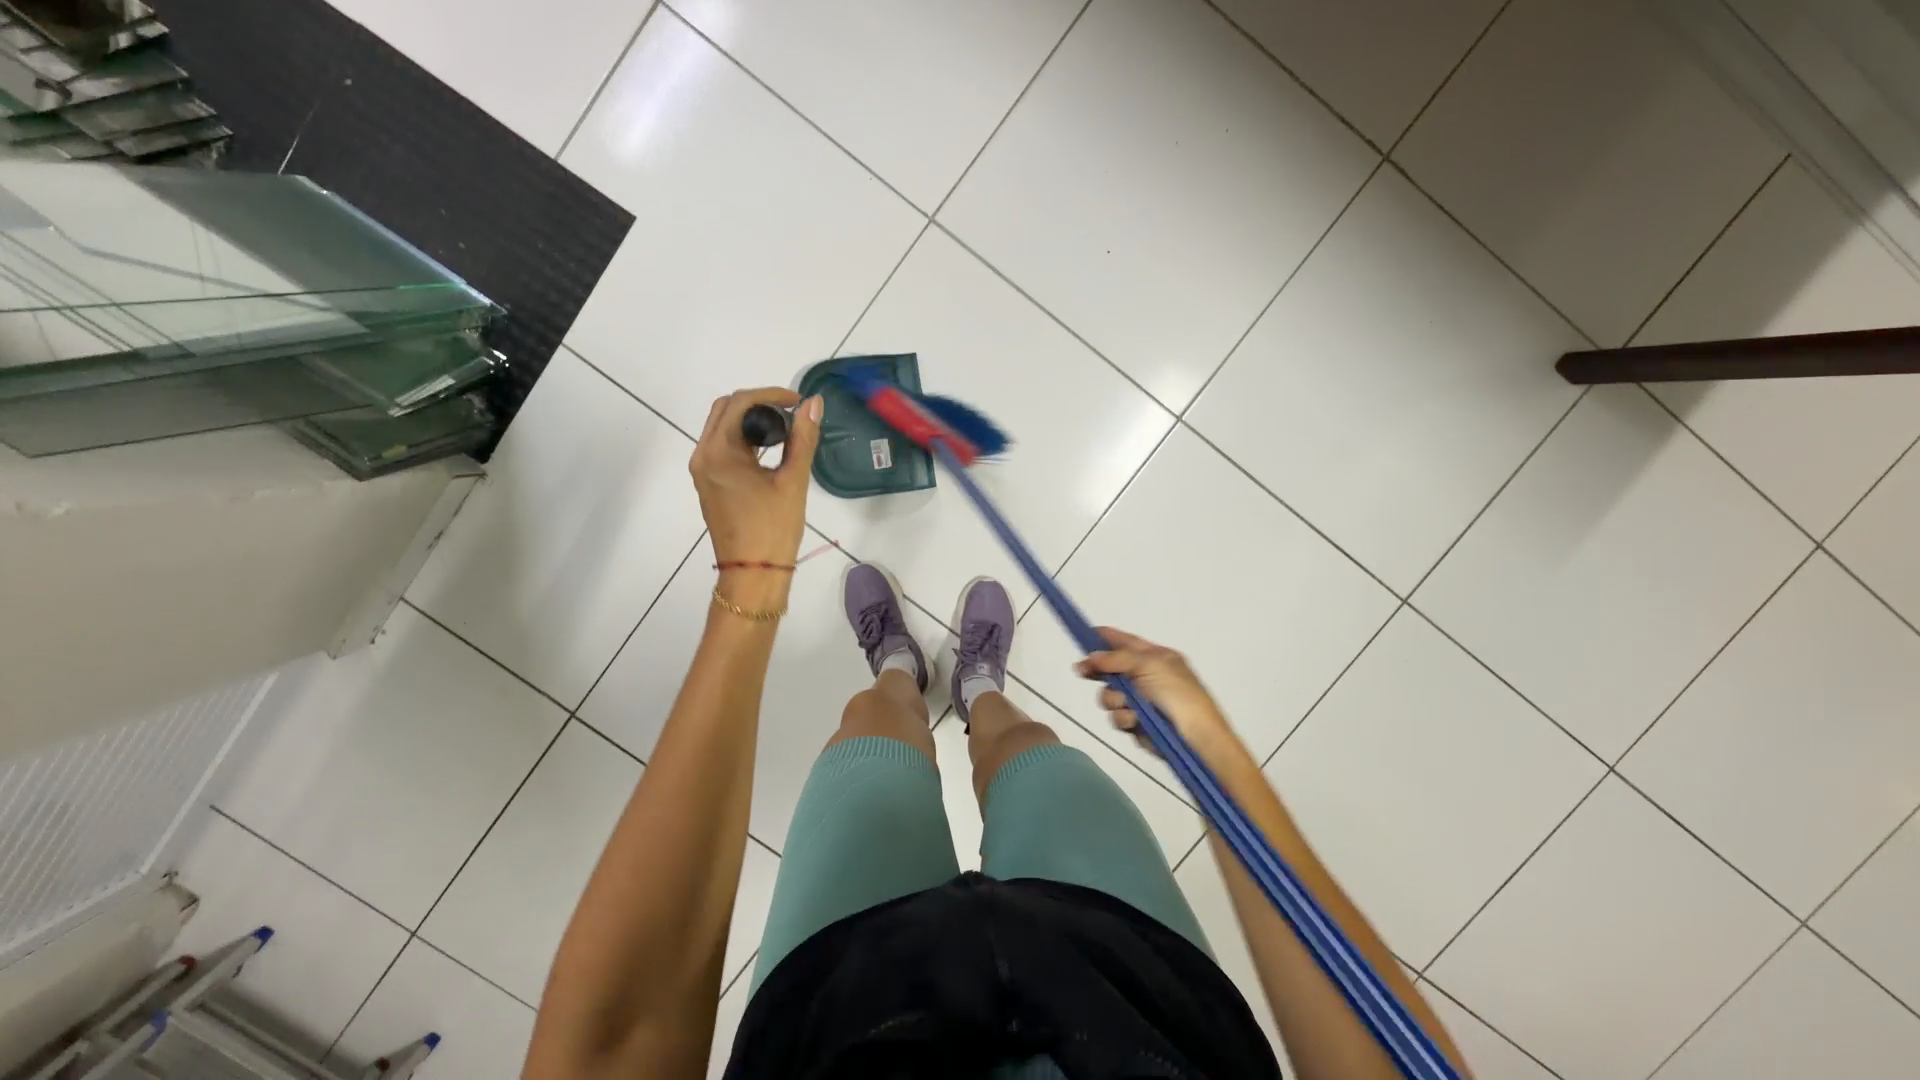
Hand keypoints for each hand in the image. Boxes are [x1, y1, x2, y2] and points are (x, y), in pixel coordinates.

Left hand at [690, 389, 822, 566]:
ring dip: (751, 422)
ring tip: (785, 432)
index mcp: (718, 452)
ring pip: (723, 428)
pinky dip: (745, 440)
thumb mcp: (793, 480)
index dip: (771, 394)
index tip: (798, 403)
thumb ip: (803, 437)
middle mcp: (703, 456)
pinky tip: (771, 452)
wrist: (753, 574)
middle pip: (726, 410)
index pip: (740, 402)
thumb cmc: (773, 528)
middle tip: (791, 414)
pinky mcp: (708, 484)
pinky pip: (723, 448)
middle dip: (758, 404)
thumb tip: (813, 404)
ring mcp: (702, 471)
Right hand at [1075, 627, 1231, 752]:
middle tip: (1080, 670)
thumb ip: (1118, 658)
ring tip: (1128, 704)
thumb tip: (1092, 656)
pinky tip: (1135, 720)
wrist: (1195, 736)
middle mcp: (1146, 676)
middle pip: (1112, 668)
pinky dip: (1124, 717)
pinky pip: (1117, 716)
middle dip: (1098, 670)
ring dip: (1115, 699)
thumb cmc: (1178, 693)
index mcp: (1157, 658)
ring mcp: (1140, 701)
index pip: (1127, 642)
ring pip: (1109, 695)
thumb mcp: (1150, 665)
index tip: (1086, 633)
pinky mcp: (1136, 723)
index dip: (1107, 637)